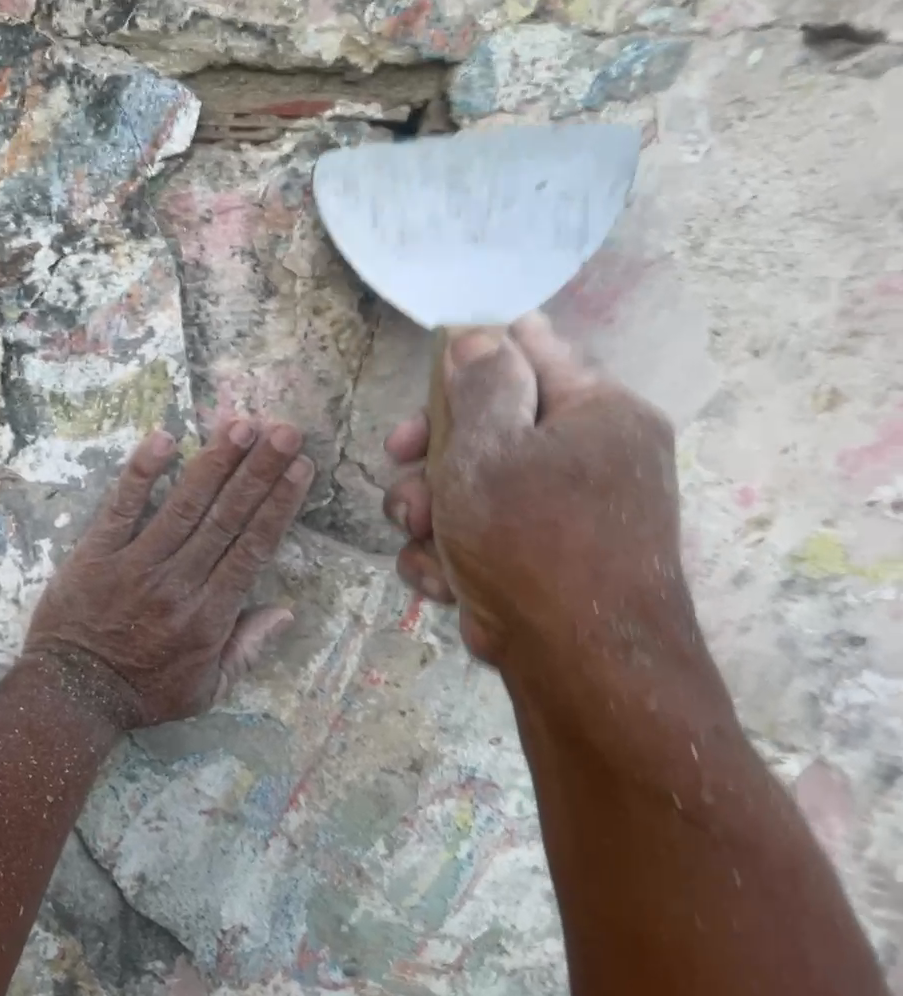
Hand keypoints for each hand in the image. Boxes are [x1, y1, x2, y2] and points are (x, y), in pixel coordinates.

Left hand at [23, 418, 315, 729]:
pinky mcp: (95, 554)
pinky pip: (120, 508)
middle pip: (226, 518)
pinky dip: (140, 473)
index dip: (278, 505)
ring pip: (182, 506)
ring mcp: (135, 564)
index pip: (252, 548)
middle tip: (283, 430)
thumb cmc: (142, 693)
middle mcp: (178, 583)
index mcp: (210, 616)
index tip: (300, 468)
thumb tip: (286, 610)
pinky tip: (162, 439)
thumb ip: (247, 650)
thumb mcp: (207, 690)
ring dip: (212, 462)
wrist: (73, 692)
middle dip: (257, 471)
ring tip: (238, 424)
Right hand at [381, 315, 698, 672]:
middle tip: (397, 463)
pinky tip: (441, 578)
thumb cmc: (530, 538)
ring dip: (427, 511)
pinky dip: (448, 552)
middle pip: (487, 425)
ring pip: (468, 484)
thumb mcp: (487, 449)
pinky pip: (478, 532)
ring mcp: (566, 508)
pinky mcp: (540, 554)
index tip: (427, 369)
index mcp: (597, 412)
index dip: (474, 353)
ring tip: (420, 540)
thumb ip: (479, 385)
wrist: (576, 659)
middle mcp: (590, 454)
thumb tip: (478, 335)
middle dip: (429, 453)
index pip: (534, 350)